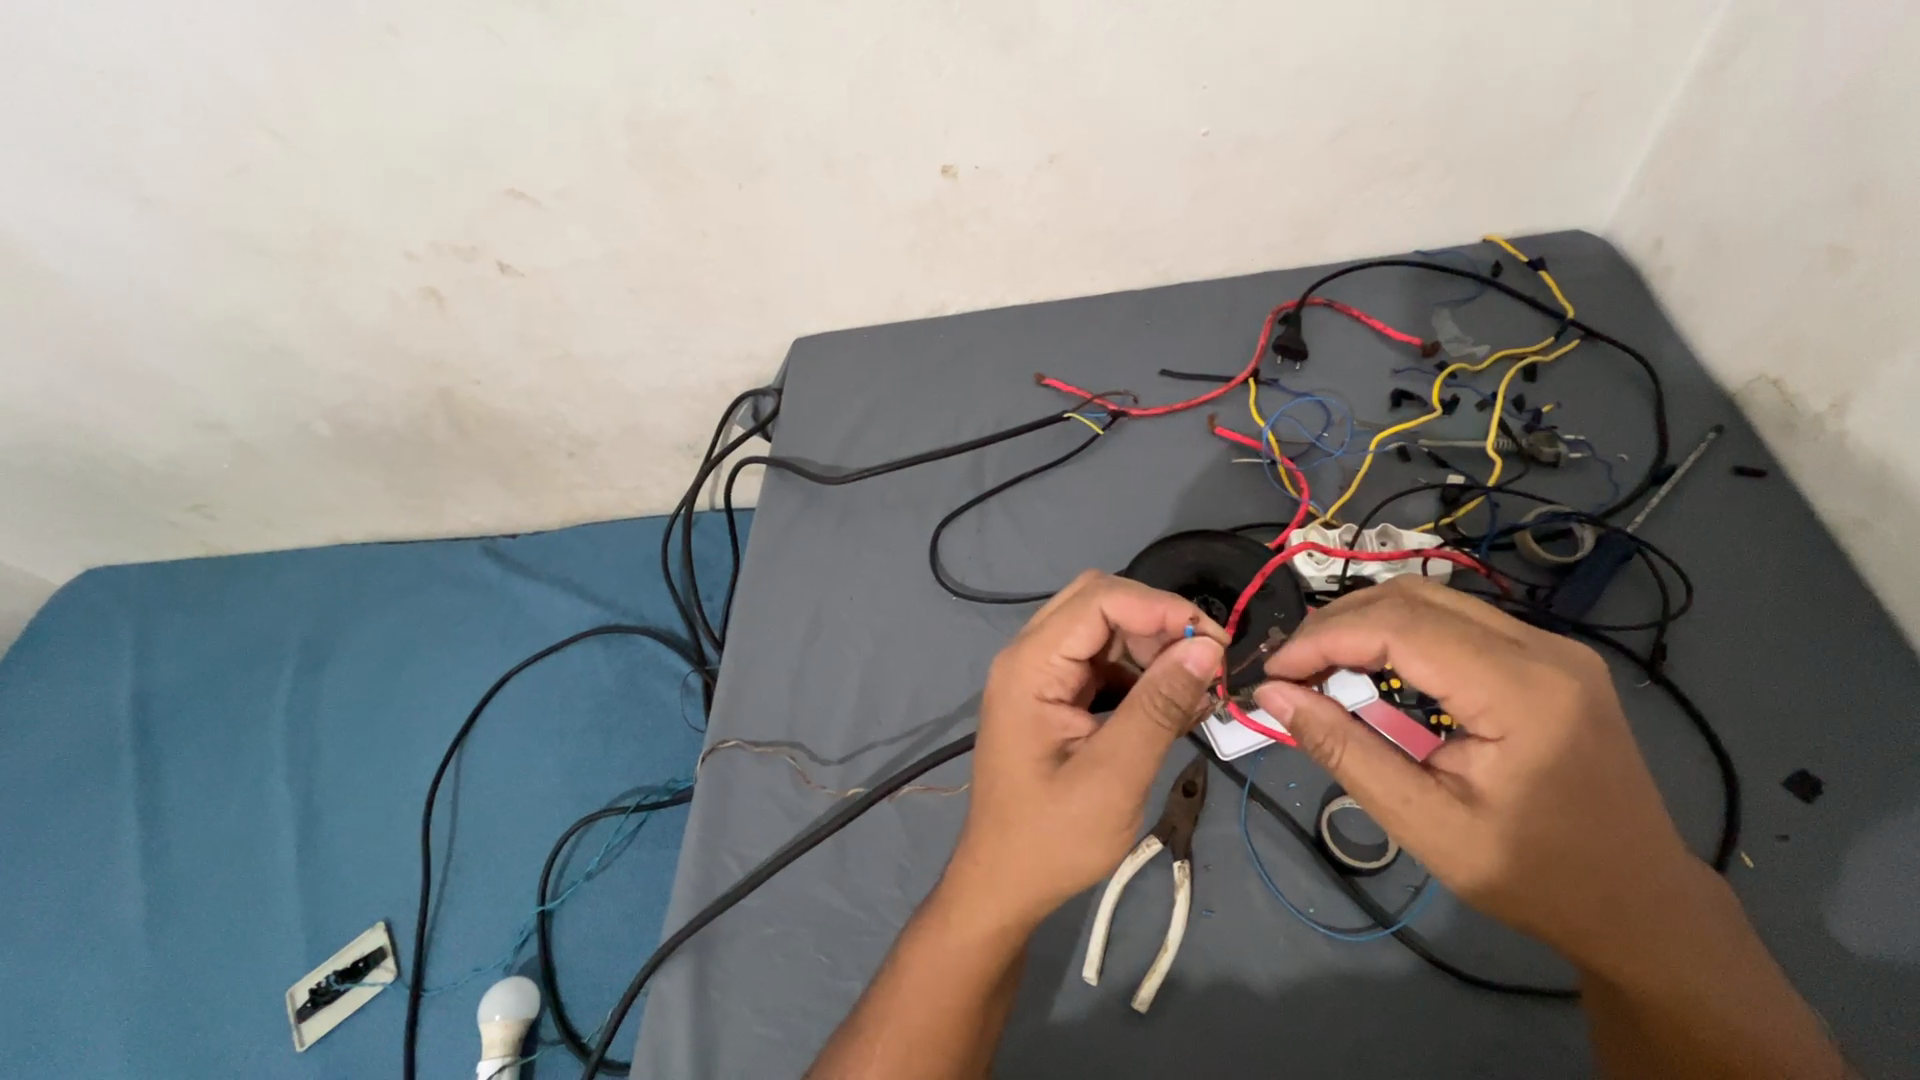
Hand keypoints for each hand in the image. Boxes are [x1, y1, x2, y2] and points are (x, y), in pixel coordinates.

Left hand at [943, 571, 1226, 930]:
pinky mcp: (1051, 698)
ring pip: (1101, 630)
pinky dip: (1138, 672)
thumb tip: (1205, 648)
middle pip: (1098, 603)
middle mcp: (1027, 657)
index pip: (1100, 600)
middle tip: (1206, 663)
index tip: (1215, 646)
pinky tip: (1170, 703)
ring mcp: (1037, 676)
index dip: (1161, 608)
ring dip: (1151, 647)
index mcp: (1030, 666)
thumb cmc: (1053, 838)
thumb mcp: (1115, 776)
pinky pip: (1099, 663)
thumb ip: (1159, 706)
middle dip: (1157, 621)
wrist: (1004, 883)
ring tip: (1195, 689)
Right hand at [1252, 577, 1698, 965]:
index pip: (1398, 626)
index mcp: (1522, 690)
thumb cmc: (1532, 875)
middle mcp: (1543, 648)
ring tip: (1318, 668)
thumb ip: (1343, 749)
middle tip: (1289, 670)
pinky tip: (1371, 669)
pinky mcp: (1548, 658)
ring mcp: (1552, 647)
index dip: (1322, 639)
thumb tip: (1271, 695)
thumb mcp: (1423, 823)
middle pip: (1411, 597)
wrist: (1640, 905)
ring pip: (1431, 599)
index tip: (1271, 673)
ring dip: (1363, 625)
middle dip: (1335, 625)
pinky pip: (1455, 620)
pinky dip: (1397, 634)